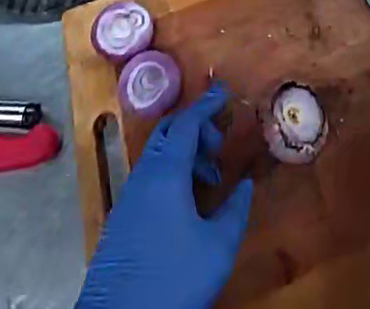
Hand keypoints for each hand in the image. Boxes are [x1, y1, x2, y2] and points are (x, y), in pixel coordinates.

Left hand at [76, 83, 255, 308]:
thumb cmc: (173, 277)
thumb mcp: (217, 248)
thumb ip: (235, 211)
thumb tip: (245, 185)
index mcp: (166, 171)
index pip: (187, 123)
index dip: (206, 105)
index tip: (224, 92)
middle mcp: (145, 173)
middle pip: (168, 131)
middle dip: (195, 128)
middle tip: (219, 146)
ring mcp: (130, 192)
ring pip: (157, 152)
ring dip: (183, 152)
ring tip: (208, 179)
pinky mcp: (123, 213)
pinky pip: (149, 172)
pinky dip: (170, 170)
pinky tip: (186, 200)